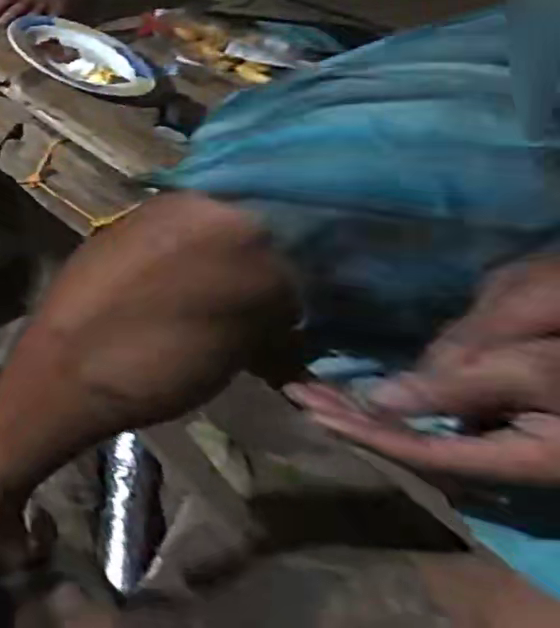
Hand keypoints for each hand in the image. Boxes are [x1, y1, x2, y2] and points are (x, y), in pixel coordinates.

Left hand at [287, 258, 559, 484]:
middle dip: (355, 422)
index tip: (310, 415)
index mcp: (531, 459)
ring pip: (427, 435)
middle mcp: (521, 460)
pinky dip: (394, 405)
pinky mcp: (511, 421)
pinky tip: (356, 390)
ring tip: (311, 392)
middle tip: (295, 395)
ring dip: (368, 414)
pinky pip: (439, 419)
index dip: (368, 436)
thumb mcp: (525, 367)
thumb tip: (381, 402)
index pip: (432, 455)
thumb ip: (454, 387)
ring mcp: (517, 443)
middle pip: (423, 449)